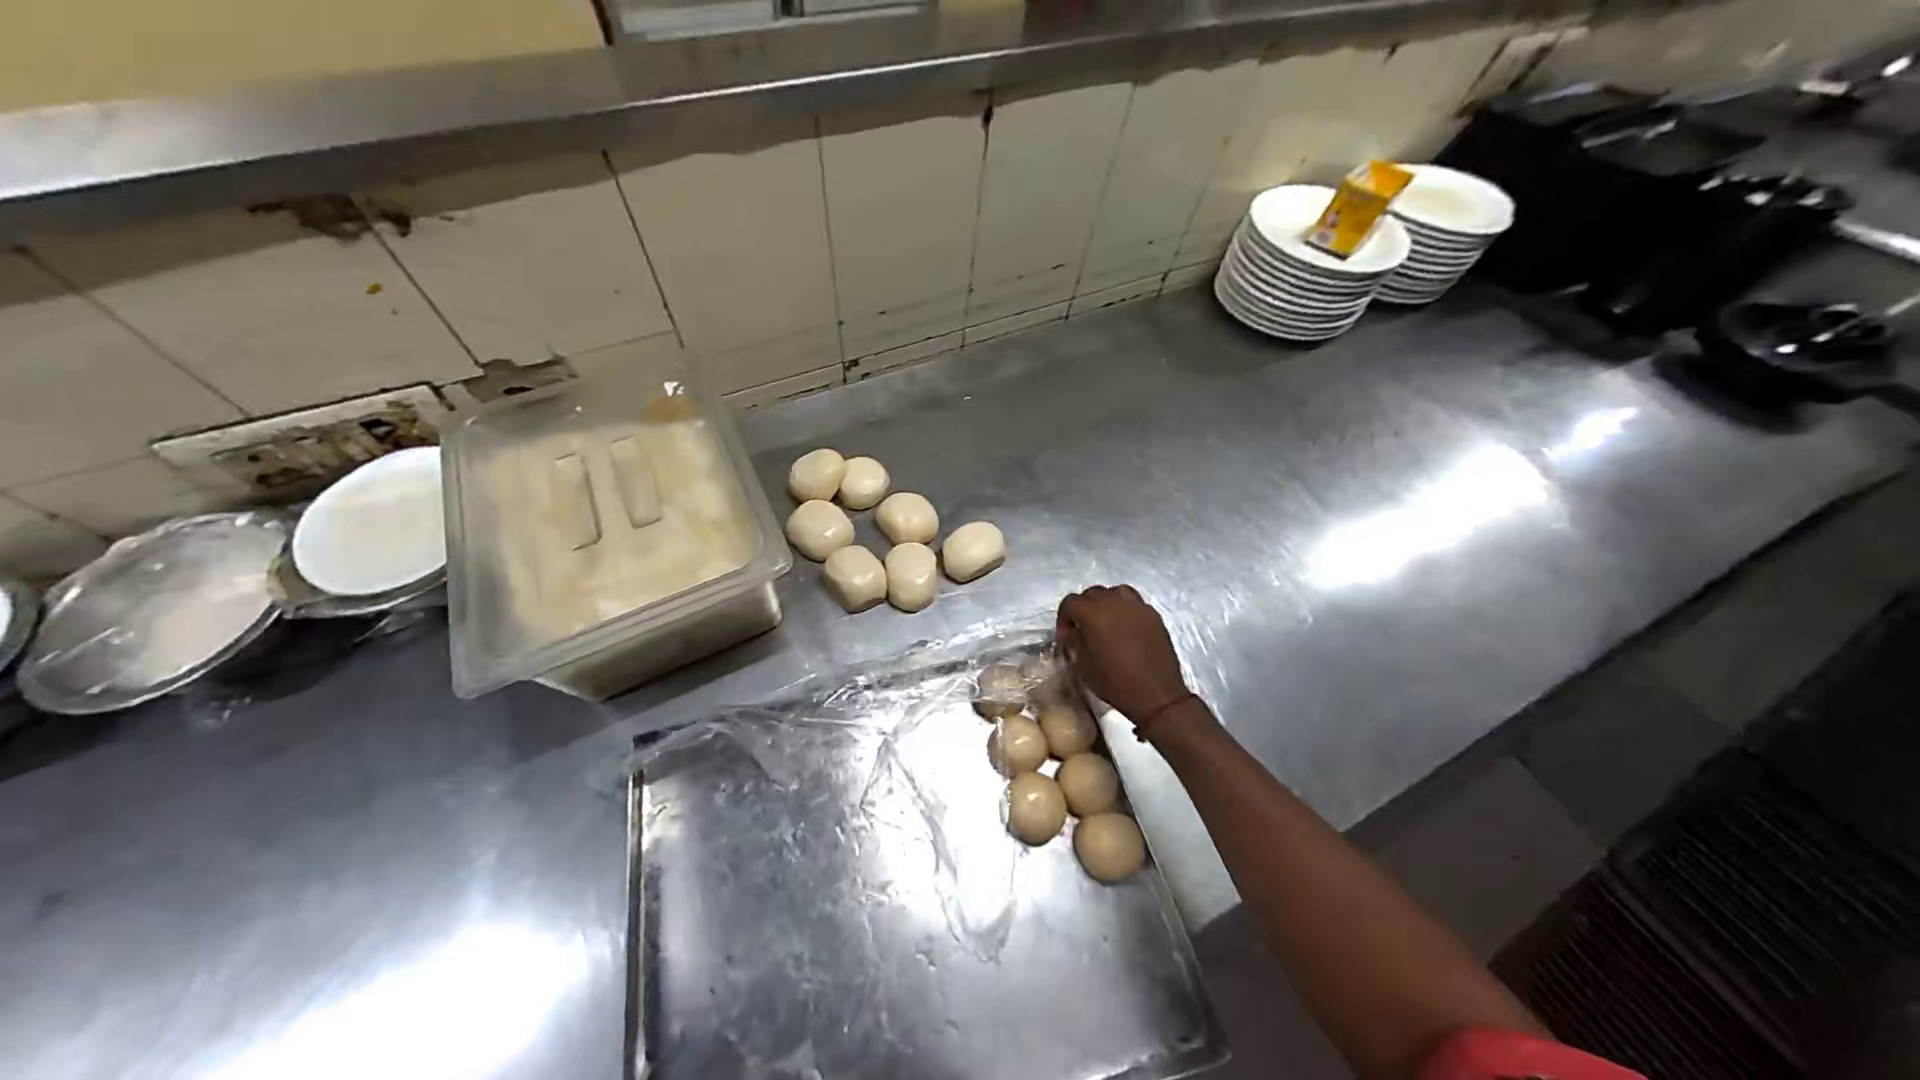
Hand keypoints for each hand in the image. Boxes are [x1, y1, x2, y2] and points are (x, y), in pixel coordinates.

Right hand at [1056, 585, 1191, 722]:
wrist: (1155, 694)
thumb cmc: (1114, 682)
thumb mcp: (1083, 665)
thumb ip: (1074, 641)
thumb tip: (1072, 632)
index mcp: (1093, 614)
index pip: (1070, 602)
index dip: (1064, 618)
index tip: (1066, 634)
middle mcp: (1114, 603)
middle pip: (1092, 593)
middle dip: (1083, 608)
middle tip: (1083, 628)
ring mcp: (1137, 607)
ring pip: (1115, 592)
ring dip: (1106, 602)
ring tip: (1105, 621)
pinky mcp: (1153, 615)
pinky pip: (1134, 604)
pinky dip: (1125, 610)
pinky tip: (1125, 628)